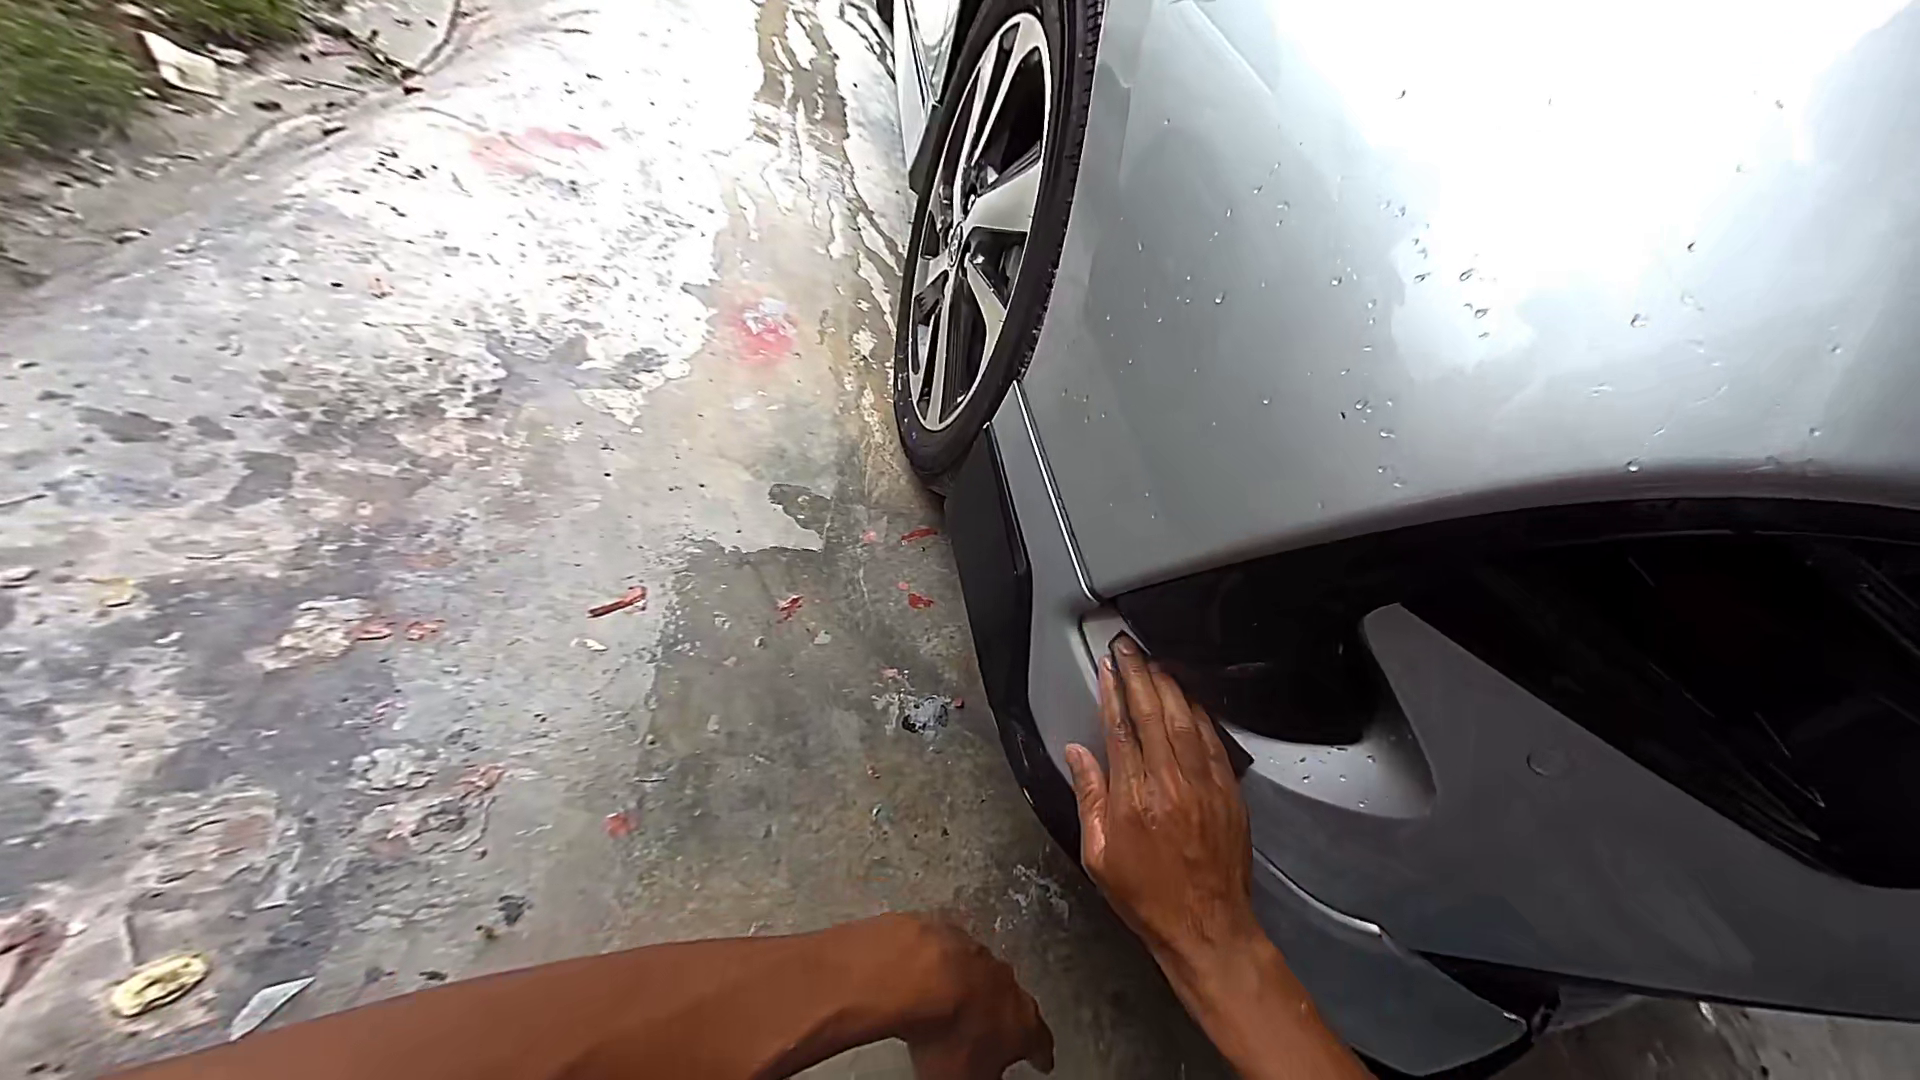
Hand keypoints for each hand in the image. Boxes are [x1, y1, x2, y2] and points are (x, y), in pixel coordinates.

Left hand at [886, 914, 1054, 1079]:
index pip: (1039, 1043)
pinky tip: (925, 984)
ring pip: (979, 972)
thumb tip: (983, 1073)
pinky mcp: (947, 933)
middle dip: (1001, 1014)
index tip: (1041, 1060)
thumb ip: (985, 1076)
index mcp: (1023, 1023)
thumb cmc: (949, 1034)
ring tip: (949, 1008)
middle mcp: (1007, 981)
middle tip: (986, 1032)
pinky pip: (949, 954)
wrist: (919, 976)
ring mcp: (976, 952)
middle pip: (1011, 1000)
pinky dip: (942, 968)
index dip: (1039, 1054)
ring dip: (969, 987)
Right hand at [1064, 635, 1263, 975]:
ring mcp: (1203, 785)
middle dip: (1137, 674)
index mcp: (1133, 797)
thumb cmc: (1148, 895)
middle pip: (1152, 713)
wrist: (1207, 928)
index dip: (1111, 691)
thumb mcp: (1099, 853)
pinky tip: (1189, 698)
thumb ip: (1088, 796)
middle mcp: (1169, 783)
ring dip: (1168, 685)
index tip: (1106, 668)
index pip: (1119, 728)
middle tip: (1127, 648)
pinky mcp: (1227, 792)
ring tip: (1153, 661)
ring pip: (1184, 719)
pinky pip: (1212, 741)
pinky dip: (1199, 713)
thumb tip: (1076, 754)